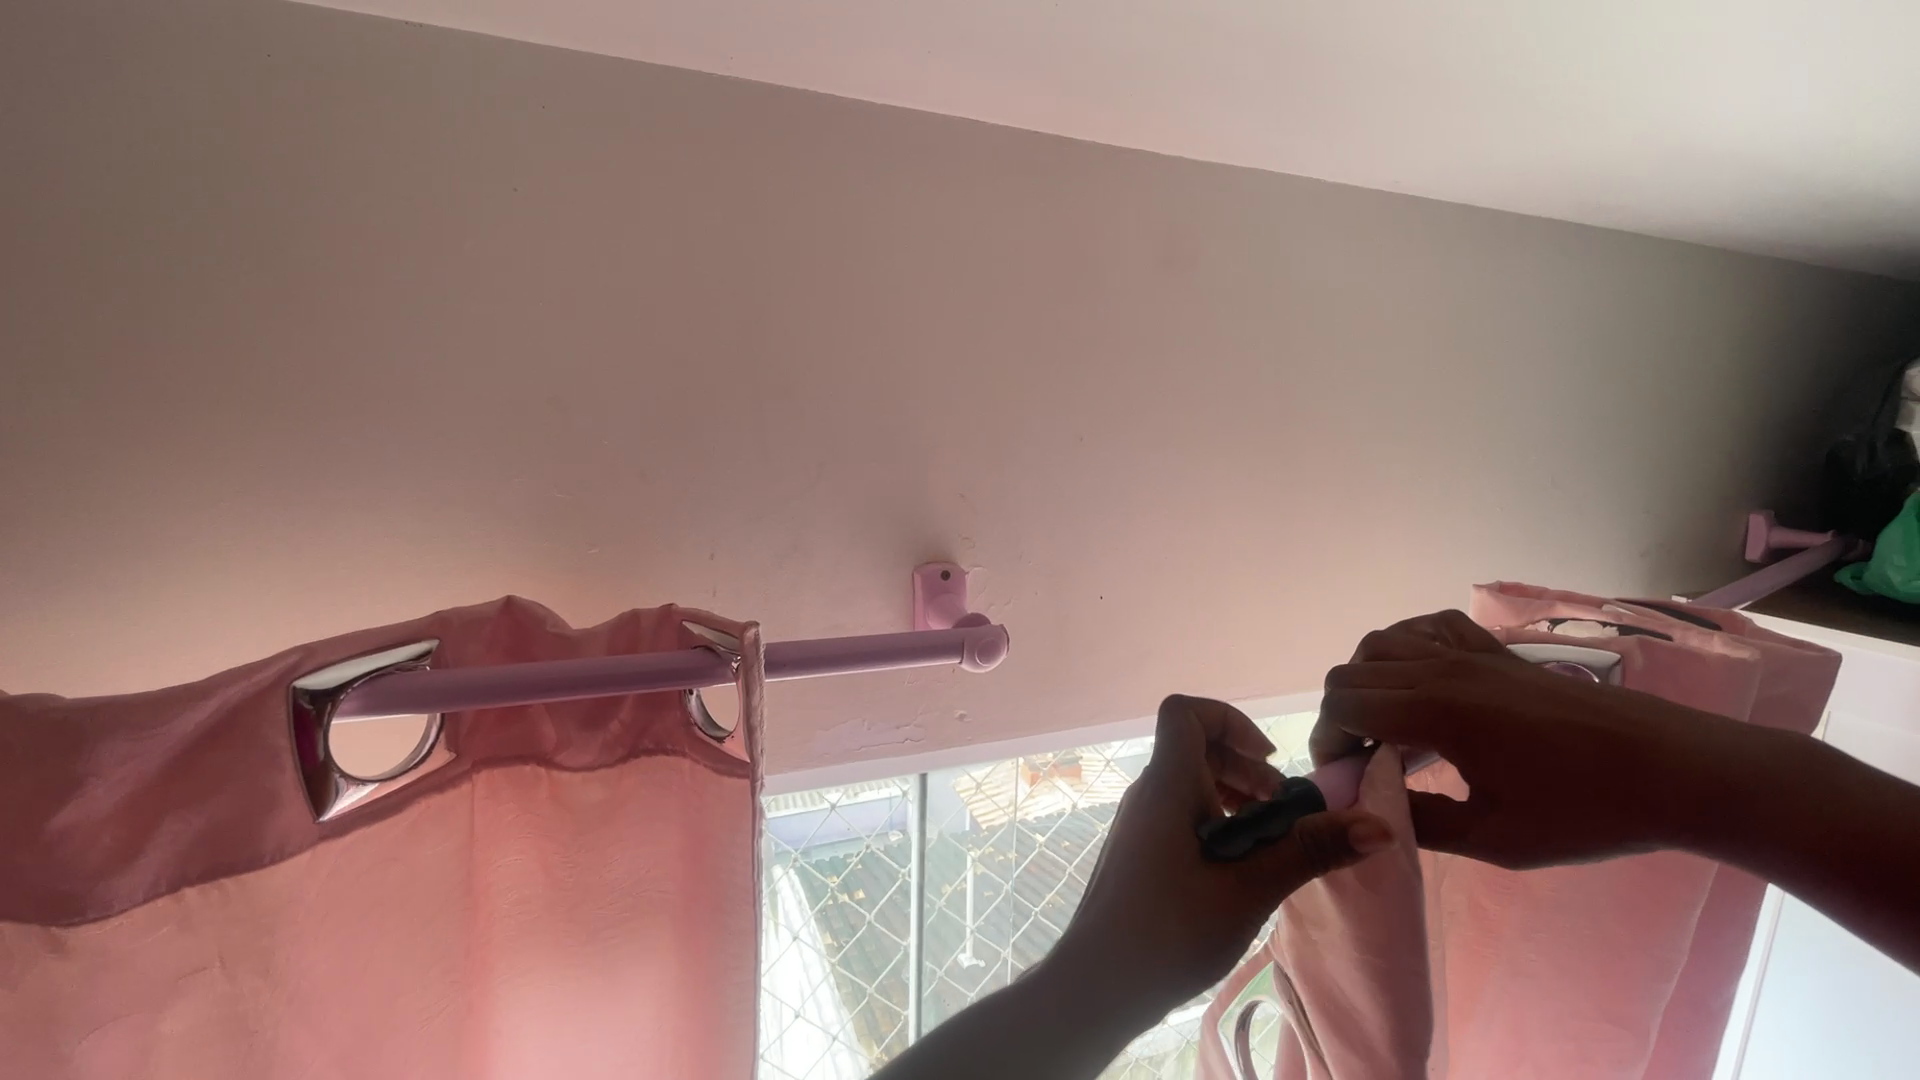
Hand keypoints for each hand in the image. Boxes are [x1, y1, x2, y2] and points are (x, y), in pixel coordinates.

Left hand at [1046, 695, 1392, 1029]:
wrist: (1098, 982)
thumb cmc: (1171, 930)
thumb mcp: (1249, 890)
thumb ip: (1308, 852)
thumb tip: (1378, 827)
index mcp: (1167, 784)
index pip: (1185, 712)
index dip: (1230, 720)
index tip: (1269, 762)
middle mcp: (1148, 792)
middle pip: (1195, 747)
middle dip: (1246, 766)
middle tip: (1285, 810)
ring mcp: (1139, 821)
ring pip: (1190, 782)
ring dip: (1235, 796)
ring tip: (1271, 841)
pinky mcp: (1139, 850)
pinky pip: (1180, 811)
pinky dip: (1216, 821)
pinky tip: (1240, 867)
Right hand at [1313, 610, 1759, 867]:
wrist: (1681, 772)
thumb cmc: (1589, 811)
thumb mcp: (1497, 838)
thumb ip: (1420, 822)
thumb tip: (1371, 810)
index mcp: (1434, 711)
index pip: (1343, 704)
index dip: (1329, 740)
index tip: (1344, 777)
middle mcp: (1441, 669)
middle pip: (1351, 672)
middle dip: (1341, 715)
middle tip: (1363, 758)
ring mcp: (1469, 652)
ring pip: (1380, 643)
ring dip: (1366, 680)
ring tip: (1387, 722)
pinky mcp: (1495, 650)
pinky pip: (1428, 627)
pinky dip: (1406, 646)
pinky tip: (1420, 678)